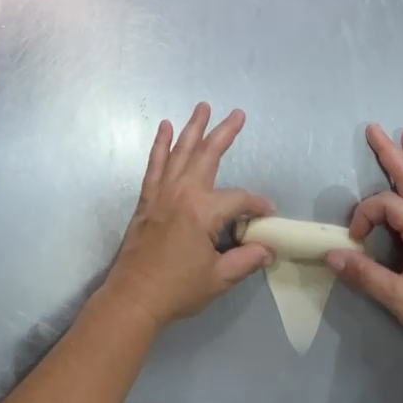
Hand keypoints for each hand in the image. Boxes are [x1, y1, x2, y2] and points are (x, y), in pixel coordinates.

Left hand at [100, 103, 274, 329]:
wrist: (134, 296)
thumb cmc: (177, 289)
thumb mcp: (219, 279)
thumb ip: (246, 260)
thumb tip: (268, 249)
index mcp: (203, 211)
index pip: (239, 199)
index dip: (257, 205)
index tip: (267, 215)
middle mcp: (183, 192)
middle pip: (208, 155)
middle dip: (224, 132)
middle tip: (238, 113)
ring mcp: (162, 191)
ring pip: (181, 151)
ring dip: (193, 128)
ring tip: (202, 106)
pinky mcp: (147, 197)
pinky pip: (155, 163)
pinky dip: (160, 144)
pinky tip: (165, 127)